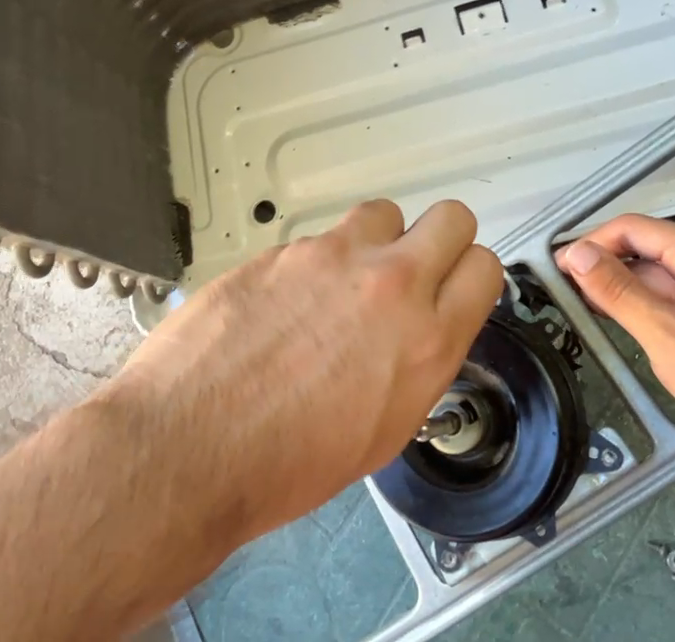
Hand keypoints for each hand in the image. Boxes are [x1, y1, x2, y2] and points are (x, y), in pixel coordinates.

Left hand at [101, 200, 503, 542]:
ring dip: (377, 239)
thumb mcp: (382, 432)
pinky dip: (317, 260)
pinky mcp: (282, 250)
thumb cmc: (277, 462)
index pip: (484, 269)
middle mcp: (388, 288)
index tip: (460, 279)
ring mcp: (332, 260)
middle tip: (419, 258)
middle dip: (441, 236)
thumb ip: (414, 367)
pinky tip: (292, 298)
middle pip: (450, 218)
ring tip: (350, 275)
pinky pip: (320, 237)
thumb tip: (414, 341)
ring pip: (383, 213)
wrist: (190, 446)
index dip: (473, 274)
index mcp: (425, 342)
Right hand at [554, 215, 674, 477]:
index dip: (590, 244)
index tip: (558, 272)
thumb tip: (577, 254)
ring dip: (629, 290)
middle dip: (607, 268)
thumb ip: (618, 291)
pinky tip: (637, 330)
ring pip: (664, 274)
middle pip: (647, 248)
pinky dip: (654, 307)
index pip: (631, 227)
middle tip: (571, 300)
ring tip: (597, 318)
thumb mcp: (667, 337)